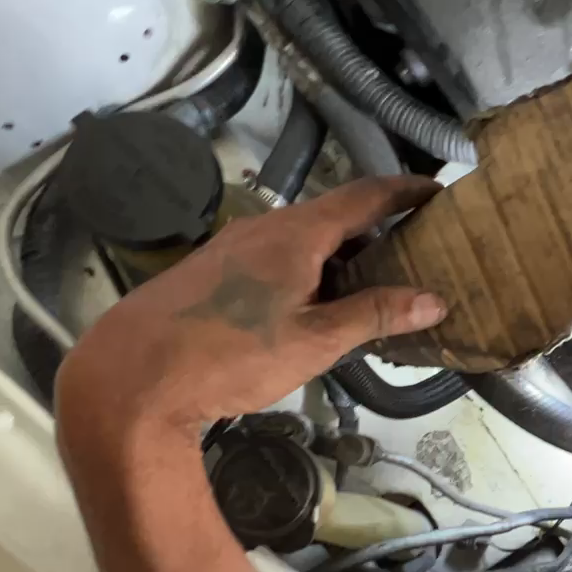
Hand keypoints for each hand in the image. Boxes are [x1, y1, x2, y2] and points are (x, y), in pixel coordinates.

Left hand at [55, 175, 447, 440]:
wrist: (131, 379)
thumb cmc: (231, 356)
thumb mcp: (315, 340)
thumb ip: (374, 314)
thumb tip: (435, 300)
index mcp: (295, 234)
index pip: (364, 197)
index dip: (405, 192)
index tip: (440, 193)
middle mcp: (264, 229)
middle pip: (335, 216)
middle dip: (381, 228)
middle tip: (421, 249)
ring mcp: (236, 249)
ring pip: (307, 240)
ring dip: (347, 253)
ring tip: (383, 282)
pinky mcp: (217, 273)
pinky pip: (282, 258)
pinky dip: (317, 269)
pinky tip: (325, 303)